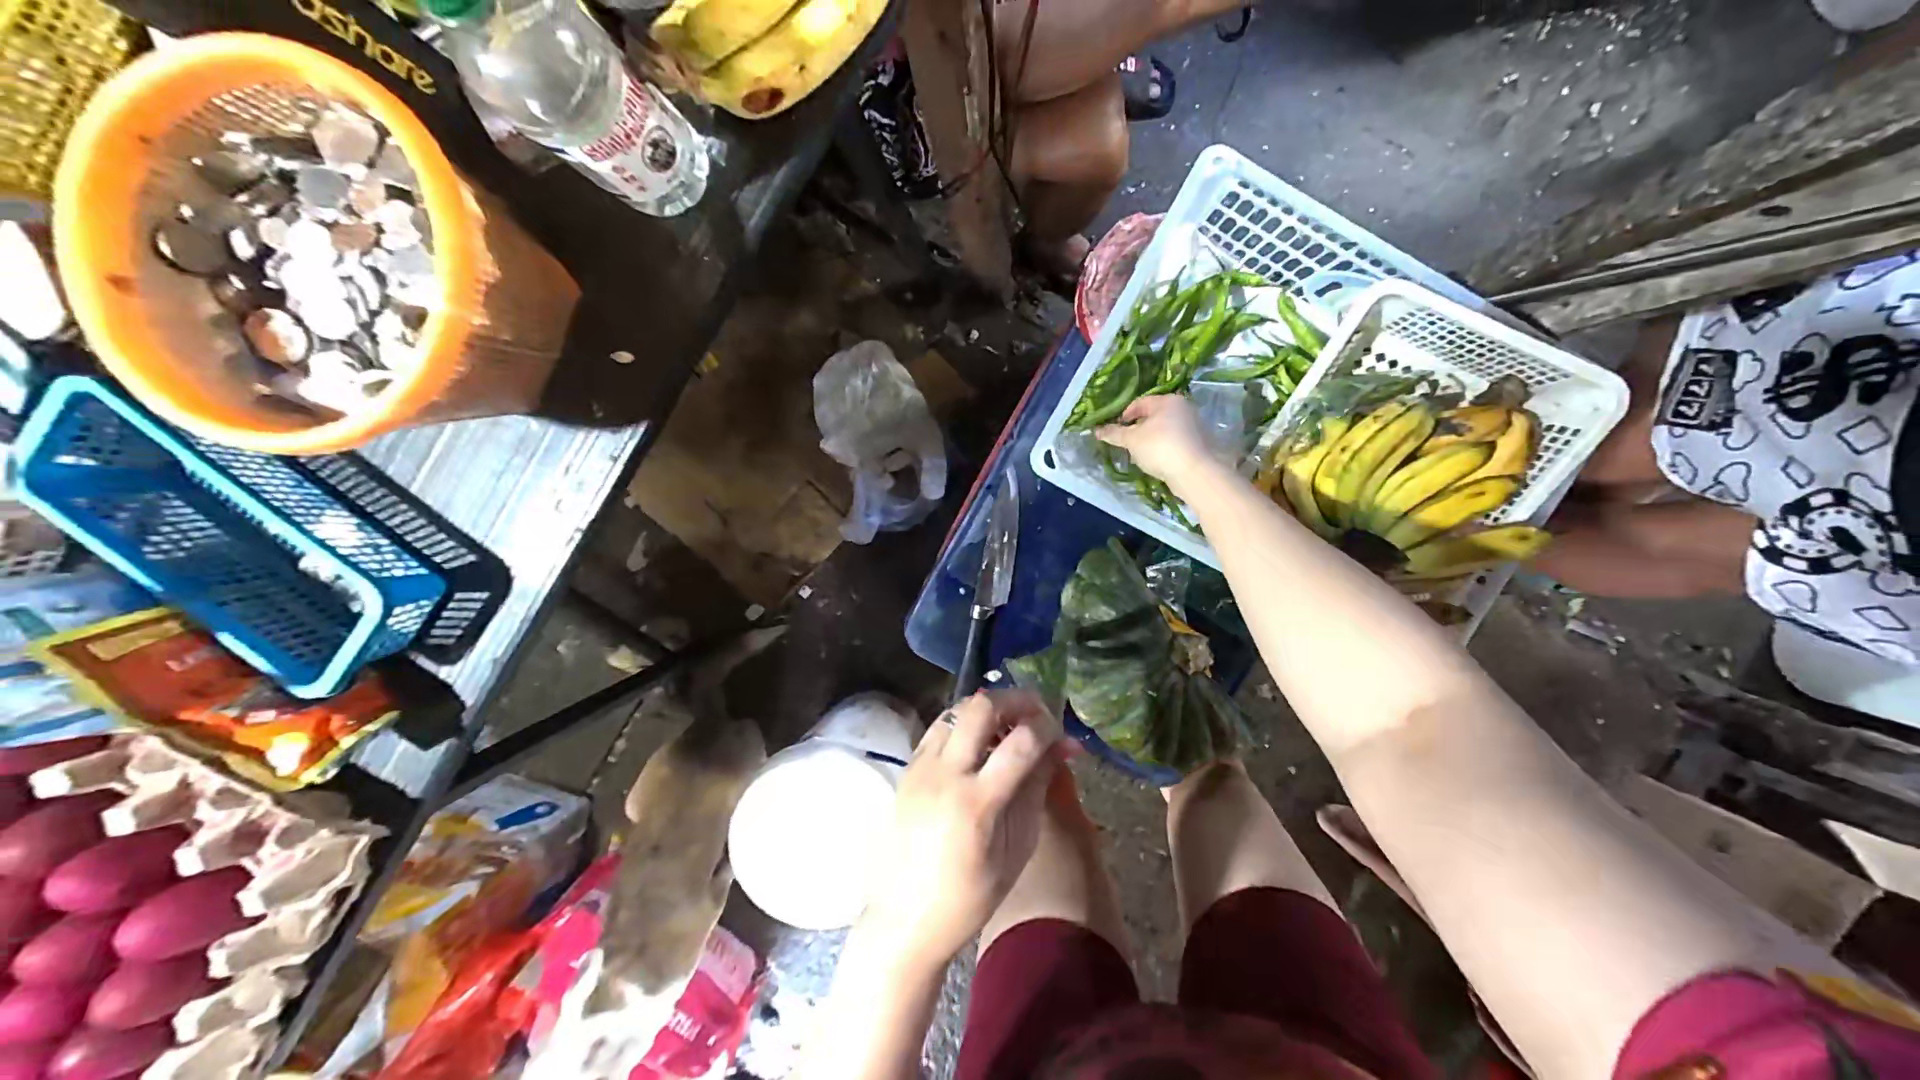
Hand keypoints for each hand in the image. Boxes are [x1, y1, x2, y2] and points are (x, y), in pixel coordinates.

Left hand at [861, 690, 1064, 970]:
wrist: (906, 918)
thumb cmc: (971, 896)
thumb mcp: (1017, 848)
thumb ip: (1036, 789)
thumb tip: (1060, 747)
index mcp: (978, 802)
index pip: (1021, 741)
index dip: (1048, 727)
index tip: (1059, 733)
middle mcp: (945, 774)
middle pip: (981, 706)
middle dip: (1016, 699)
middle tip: (1037, 712)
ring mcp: (920, 767)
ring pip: (956, 710)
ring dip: (988, 708)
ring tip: (1009, 725)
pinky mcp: (907, 769)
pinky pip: (938, 728)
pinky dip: (964, 724)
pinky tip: (978, 742)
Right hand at [1096, 395, 1219, 492]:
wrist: (1195, 472)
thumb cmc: (1160, 447)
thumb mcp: (1132, 440)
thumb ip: (1114, 433)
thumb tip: (1097, 430)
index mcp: (1168, 401)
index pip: (1140, 402)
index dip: (1124, 415)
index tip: (1116, 430)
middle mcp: (1183, 408)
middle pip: (1153, 415)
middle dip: (1138, 428)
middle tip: (1127, 443)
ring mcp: (1194, 425)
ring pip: (1164, 429)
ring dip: (1150, 439)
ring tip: (1141, 454)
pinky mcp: (1198, 443)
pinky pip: (1175, 441)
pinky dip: (1164, 447)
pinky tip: (1158, 461)